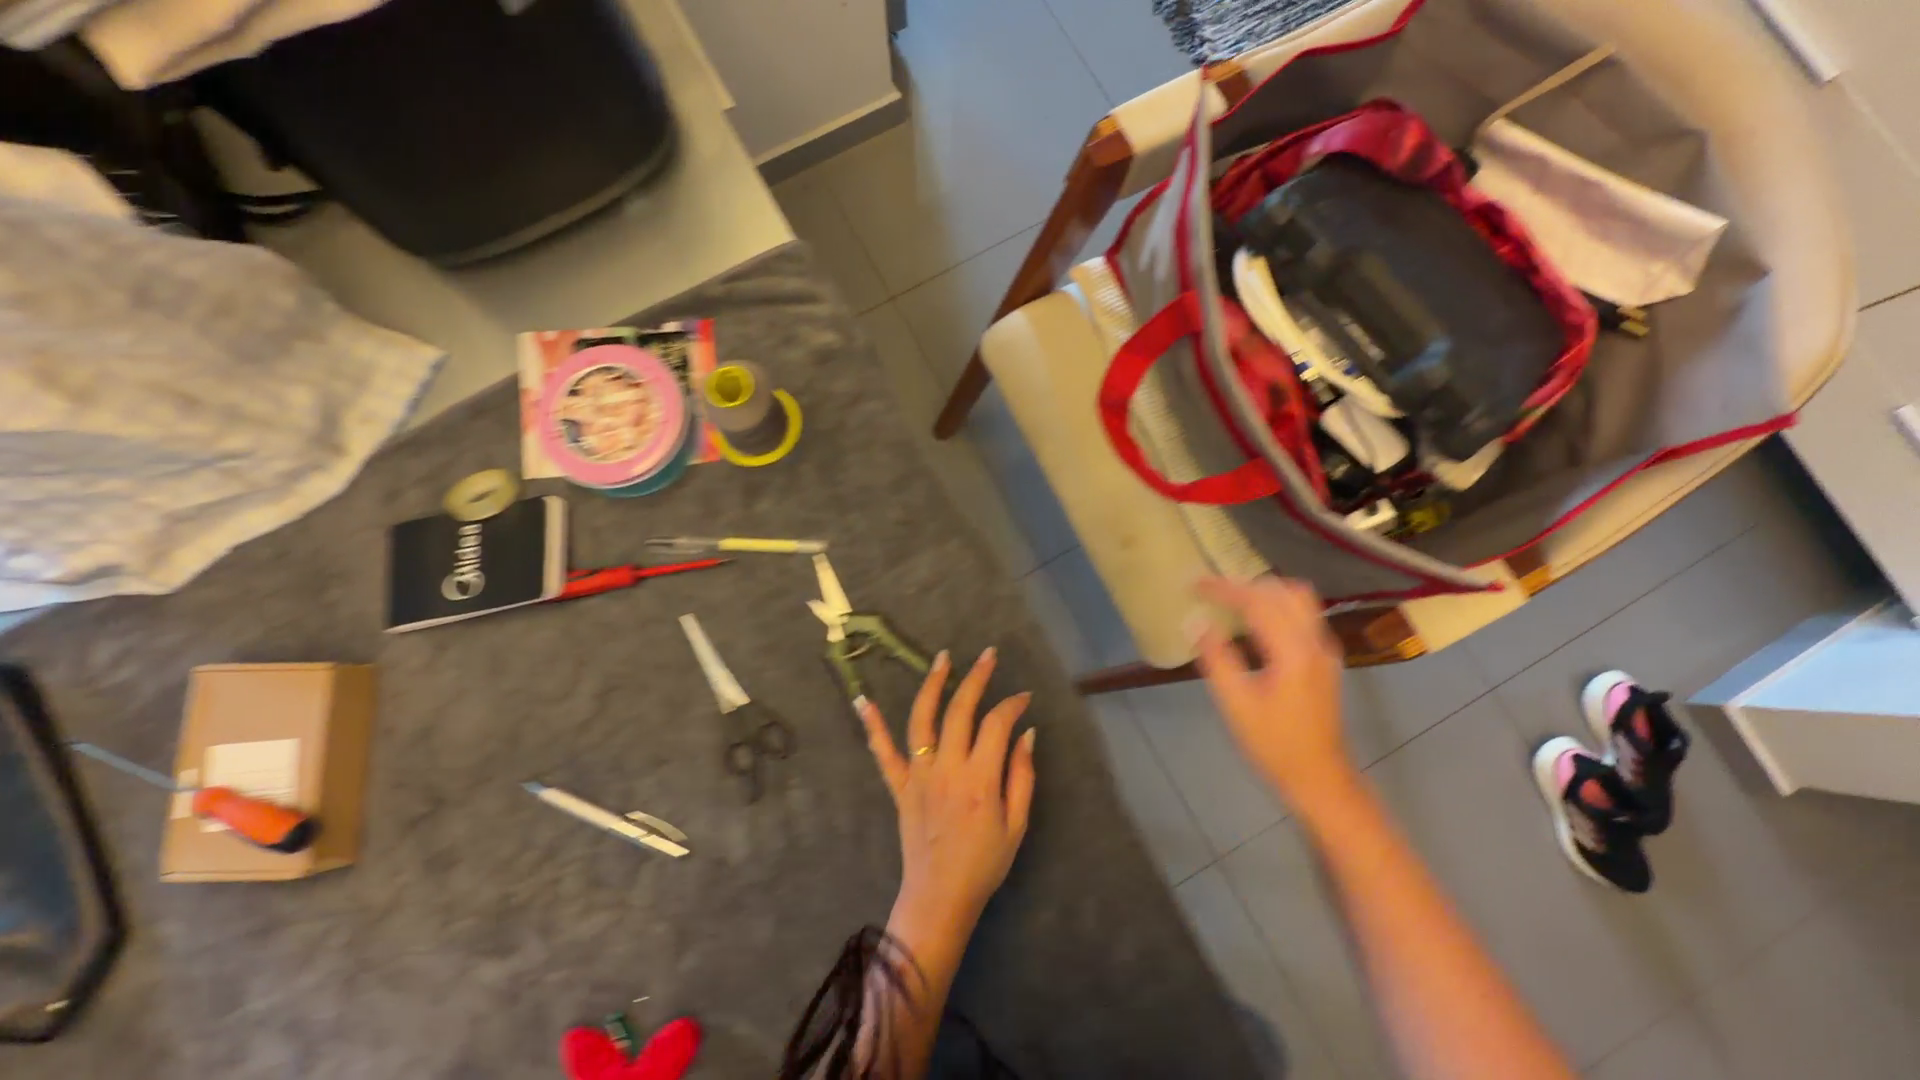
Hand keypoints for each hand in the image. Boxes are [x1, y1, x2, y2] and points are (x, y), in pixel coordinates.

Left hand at [858, 647, 1036, 938]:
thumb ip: (1022, 776)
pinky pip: (883, 753)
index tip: (1024, 698)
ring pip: (922, 719)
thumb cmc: (985, 864)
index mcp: (980, 780)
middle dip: (977, 678)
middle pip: (960, 710)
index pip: (997, 725)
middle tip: (989, 656)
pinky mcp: (899, 787)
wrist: (939, 896)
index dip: (1012, 705)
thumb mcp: (1017, 825)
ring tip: (943, 658)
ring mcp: (918, 776)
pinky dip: (873, 726)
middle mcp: (947, 769)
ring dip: (932, 685)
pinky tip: (863, 700)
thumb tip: (1026, 734)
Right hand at [1193, 577, 1356, 812]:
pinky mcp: (1325, 660)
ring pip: (1300, 600)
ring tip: (1234, 602)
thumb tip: (1197, 623)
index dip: (1225, 589)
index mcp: (1293, 651)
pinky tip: (1256, 624)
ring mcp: (1325, 650)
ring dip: (1267, 593)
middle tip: (1215, 591)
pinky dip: (1278, 608)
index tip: (1196, 584)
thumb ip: (1217, 659)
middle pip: (1285, 591)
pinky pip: (1304, 617)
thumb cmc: (1273, 744)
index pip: (1258, 602)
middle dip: (1248, 585)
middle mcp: (1315, 642)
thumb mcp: (1236, 704)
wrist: (1318, 776)